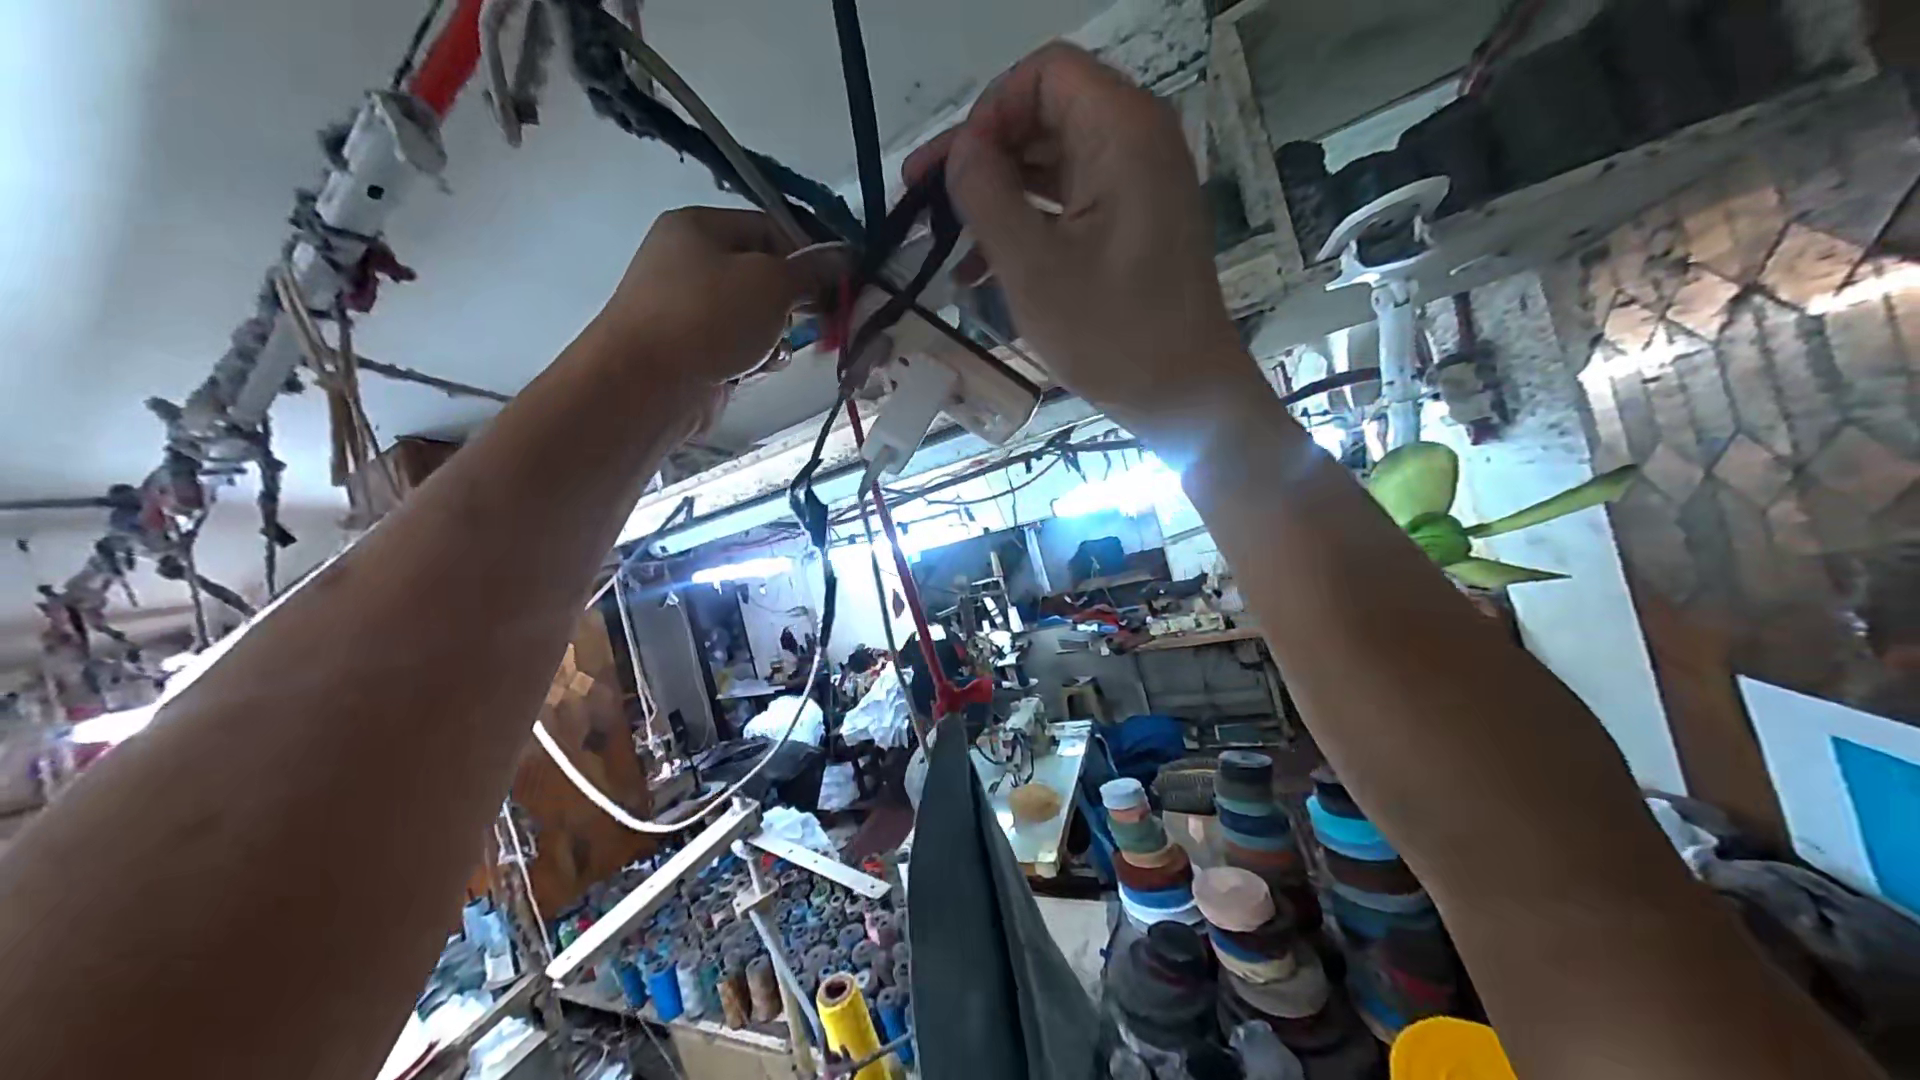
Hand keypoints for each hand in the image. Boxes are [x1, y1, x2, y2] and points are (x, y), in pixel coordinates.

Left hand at [588, 207, 837, 386]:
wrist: (649, 383)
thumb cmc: (709, 317)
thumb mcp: (771, 282)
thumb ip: (811, 269)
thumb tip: (843, 257)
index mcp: (700, 226)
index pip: (769, 226)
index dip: (808, 251)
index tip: (838, 280)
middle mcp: (690, 261)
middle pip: (763, 272)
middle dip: (796, 297)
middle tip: (824, 317)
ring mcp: (690, 308)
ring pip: (756, 313)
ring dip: (777, 332)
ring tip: (777, 348)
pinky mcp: (695, 349)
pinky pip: (741, 344)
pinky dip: (757, 355)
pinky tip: (759, 367)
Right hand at [906, 44, 1266, 448]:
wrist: (1182, 394)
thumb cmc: (1111, 334)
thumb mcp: (1033, 267)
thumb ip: (986, 196)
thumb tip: (958, 150)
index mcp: (1122, 133)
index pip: (1044, 75)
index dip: (988, 112)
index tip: (951, 170)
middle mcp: (1137, 143)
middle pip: (1045, 116)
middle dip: (982, 156)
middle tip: (924, 201)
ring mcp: (1137, 185)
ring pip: (1052, 163)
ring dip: (997, 195)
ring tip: (944, 239)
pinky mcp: (1131, 224)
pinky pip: (1069, 202)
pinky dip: (1026, 222)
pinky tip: (982, 265)